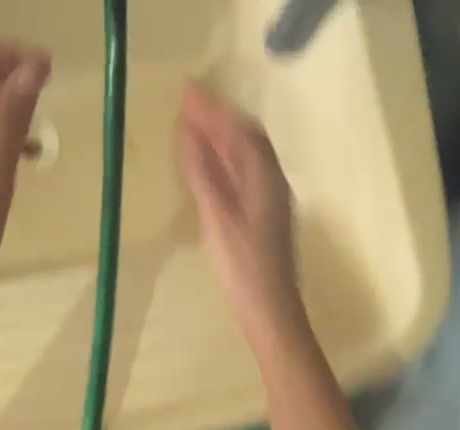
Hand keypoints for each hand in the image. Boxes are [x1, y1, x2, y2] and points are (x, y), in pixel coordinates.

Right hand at [177, 83, 308, 348]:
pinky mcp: (266, 217)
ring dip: (223, 137)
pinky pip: (247, 173)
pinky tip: (213, 166)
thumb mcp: (219, 221)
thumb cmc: (243, 269)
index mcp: (262, 177)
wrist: (271, 310)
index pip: (236, 131)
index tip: (187, 90)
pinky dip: (227, 159)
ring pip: (248, 155)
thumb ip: (205, 176)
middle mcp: (272, 181)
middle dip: (219, 117)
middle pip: (246, 138)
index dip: (212, 110)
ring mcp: (271, 200)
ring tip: (197, 127)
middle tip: (190, 103)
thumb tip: (190, 135)